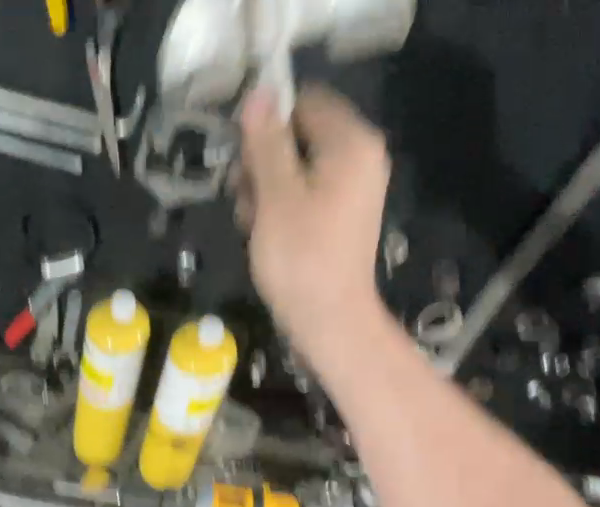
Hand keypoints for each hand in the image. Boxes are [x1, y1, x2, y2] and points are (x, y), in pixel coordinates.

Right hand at [237, 86, 392, 355]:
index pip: (303, 102)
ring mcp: (352, 186)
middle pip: (297, 134)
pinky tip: (264, 232)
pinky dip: (278, 206)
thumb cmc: (300, 258)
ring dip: (263, 189)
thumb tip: (258, 94)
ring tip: (252, 222)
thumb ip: (266, 144)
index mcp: (351, 143)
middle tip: (243, 197)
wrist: (328, 318)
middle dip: (261, 162)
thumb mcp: (275, 197)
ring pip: (294, 166)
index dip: (265, 123)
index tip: (240, 158)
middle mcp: (359, 156)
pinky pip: (303, 192)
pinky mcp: (341, 212)